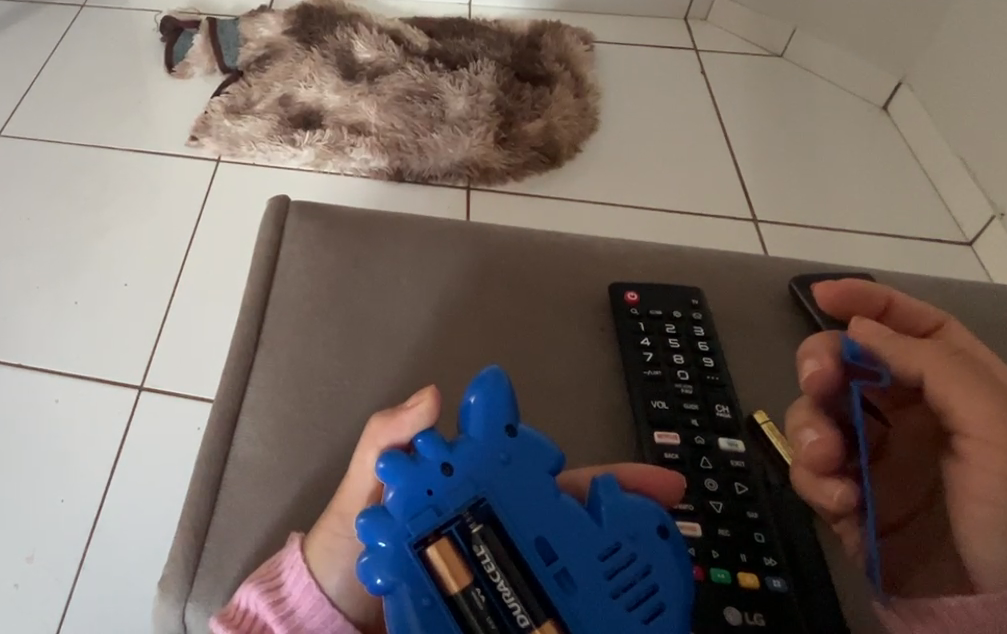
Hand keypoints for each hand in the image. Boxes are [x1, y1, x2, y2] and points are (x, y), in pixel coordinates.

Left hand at [304, 385, 687, 631]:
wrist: (334, 614)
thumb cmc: (349, 540)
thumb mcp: (363, 485)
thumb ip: (388, 440)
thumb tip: (433, 394)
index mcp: (470, 493)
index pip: (541, 478)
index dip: (596, 479)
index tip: (649, 485)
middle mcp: (493, 532)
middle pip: (570, 527)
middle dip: (624, 526)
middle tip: (672, 540)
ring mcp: (497, 576)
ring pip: (566, 573)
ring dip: (613, 577)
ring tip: (661, 587)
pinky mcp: (496, 611)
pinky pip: (544, 608)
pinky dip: (580, 611)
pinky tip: (613, 617)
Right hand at [783, 279, 1006, 596]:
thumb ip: (935, 367)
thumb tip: (860, 327)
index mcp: (970, 397)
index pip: (917, 332)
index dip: (871, 305)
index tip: (821, 295)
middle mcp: (922, 425)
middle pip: (850, 368)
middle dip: (822, 366)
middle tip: (818, 383)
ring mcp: (887, 469)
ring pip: (820, 418)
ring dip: (810, 428)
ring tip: (829, 460)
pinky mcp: (860, 511)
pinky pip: (815, 475)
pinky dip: (816, 479)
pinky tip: (843, 501)